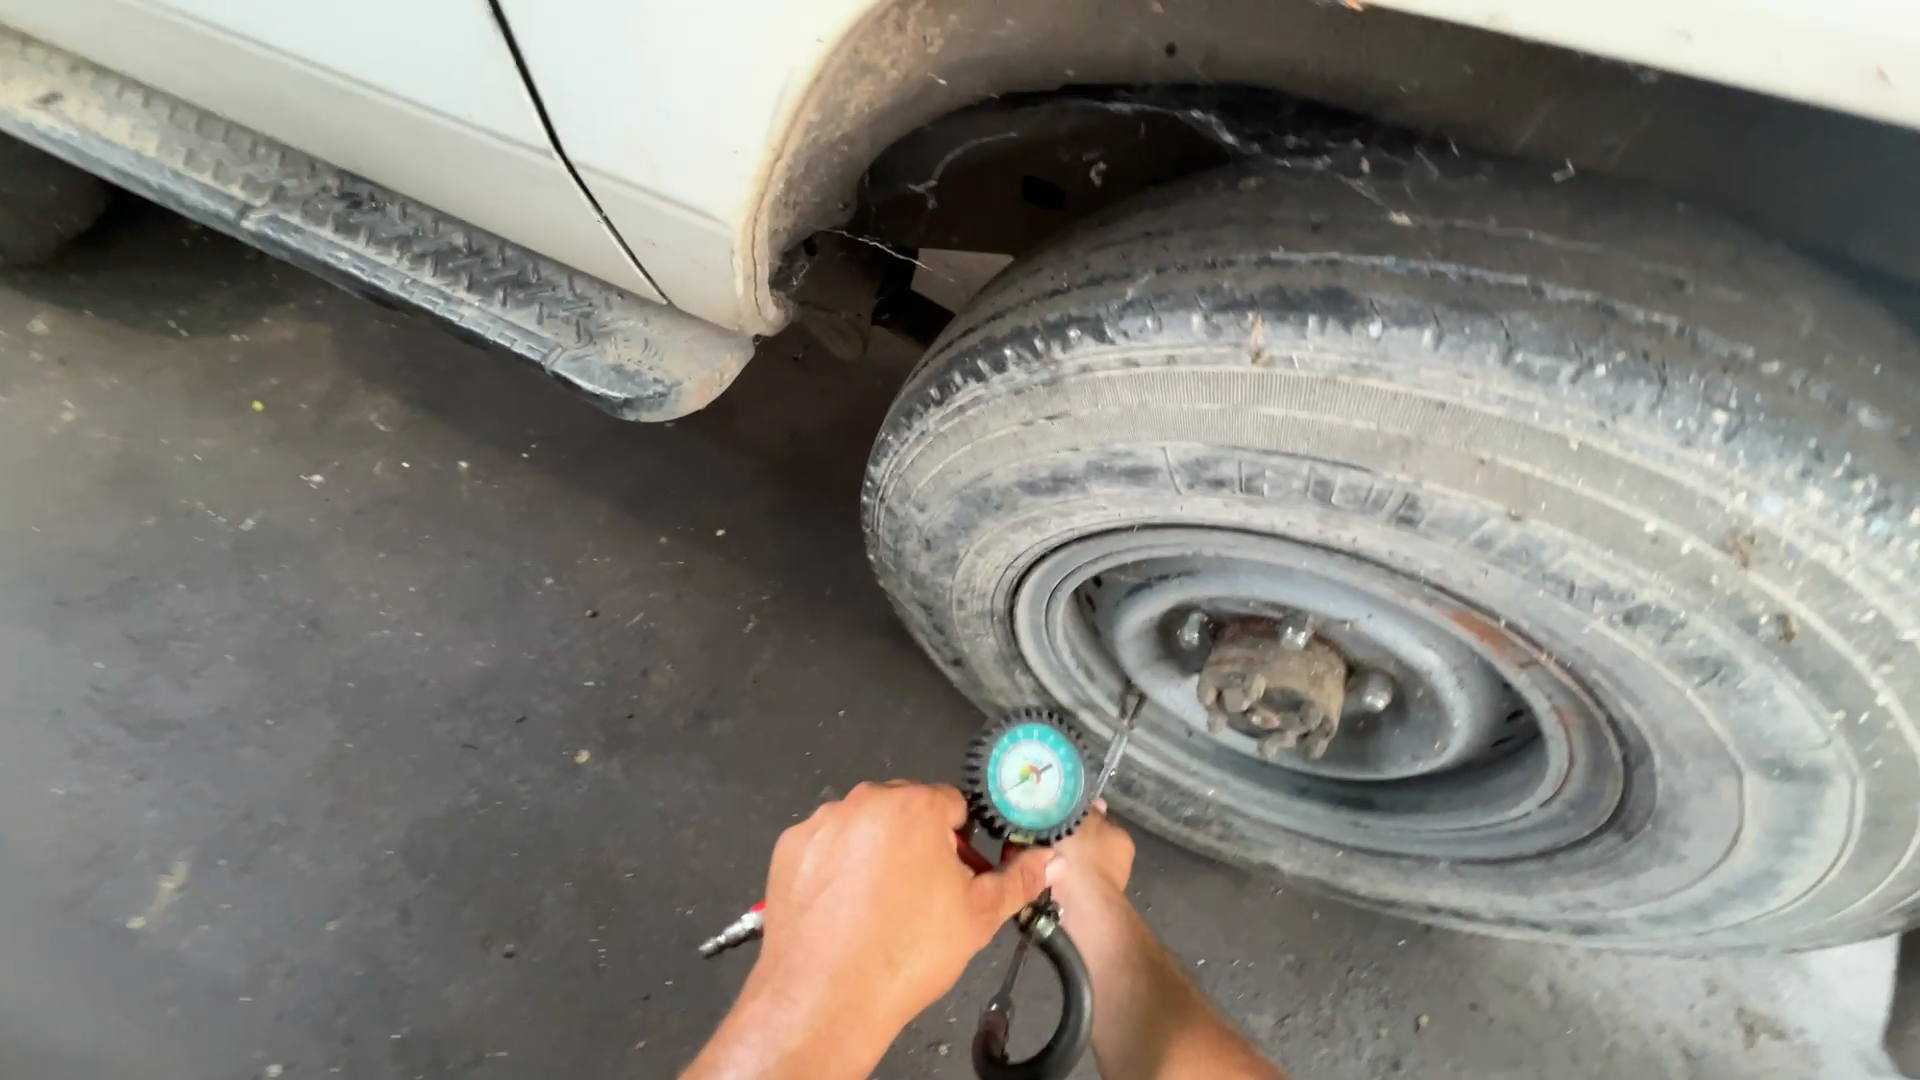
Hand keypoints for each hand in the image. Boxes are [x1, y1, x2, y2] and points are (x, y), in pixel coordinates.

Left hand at [750, 782, 1051, 1063]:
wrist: (827, 999)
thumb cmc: (902, 955)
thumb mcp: (978, 917)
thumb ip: (1018, 879)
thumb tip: (1048, 861)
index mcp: (916, 806)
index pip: (953, 804)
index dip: (960, 840)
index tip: (957, 869)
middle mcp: (867, 802)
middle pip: (907, 808)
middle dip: (919, 841)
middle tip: (924, 891)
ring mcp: (825, 822)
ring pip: (866, 824)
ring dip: (878, 849)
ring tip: (882, 903)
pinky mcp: (793, 845)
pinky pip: (828, 842)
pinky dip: (838, 863)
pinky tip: (847, 904)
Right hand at [1049, 800, 1135, 904]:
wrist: (1082, 901)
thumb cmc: (1082, 854)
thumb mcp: (1082, 820)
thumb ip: (1090, 810)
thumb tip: (1099, 802)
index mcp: (1121, 837)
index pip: (1102, 821)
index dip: (1083, 818)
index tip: (1064, 819)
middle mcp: (1120, 859)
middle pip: (1092, 842)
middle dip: (1075, 840)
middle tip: (1052, 837)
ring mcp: (1108, 882)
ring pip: (1082, 862)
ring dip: (1068, 859)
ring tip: (1046, 856)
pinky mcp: (1093, 900)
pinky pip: (1075, 879)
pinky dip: (1065, 876)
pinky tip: (1050, 873)